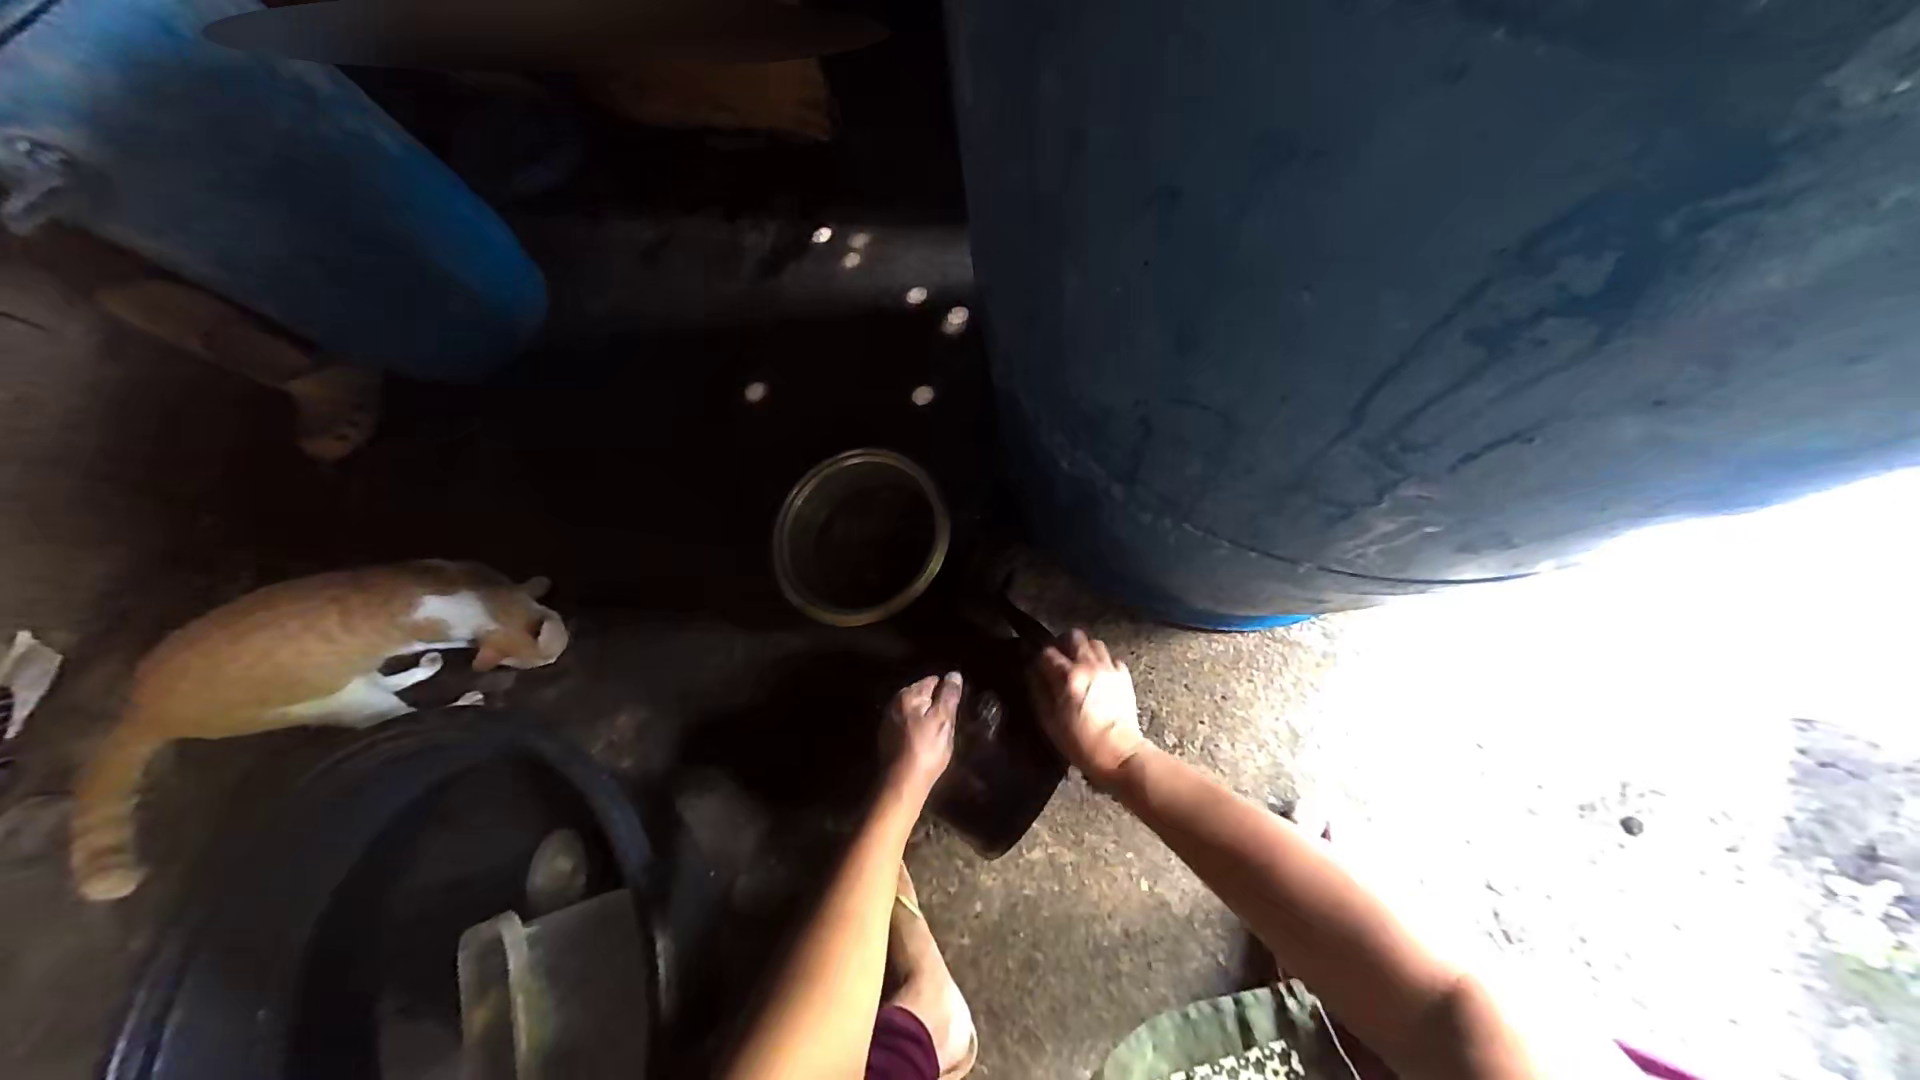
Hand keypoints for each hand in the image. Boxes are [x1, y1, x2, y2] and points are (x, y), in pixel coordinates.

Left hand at [886, 671, 960, 796]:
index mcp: (908, 694)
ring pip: (914, 711)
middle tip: (947, 725)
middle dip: (936, 705)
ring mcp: (888, 720)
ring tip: (937, 737)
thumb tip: (954, 674)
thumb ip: (949, 695)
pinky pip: (907, 725)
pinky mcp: (887, 737)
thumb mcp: (944, 720)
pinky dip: (916, 730)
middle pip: (922, 695)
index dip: (947, 692)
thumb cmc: (926, 750)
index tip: (954, 709)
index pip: (933, 680)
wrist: (901, 783)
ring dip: (926, 718)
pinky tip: (923, 744)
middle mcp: (894, 702)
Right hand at [1030, 629, 1143, 785]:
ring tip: (1080, 664)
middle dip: (1063, 643)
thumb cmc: (1080, 743)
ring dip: (1085, 649)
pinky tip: (1099, 676)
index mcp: (1068, 677)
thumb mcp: (1050, 722)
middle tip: (1060, 658)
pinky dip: (1103, 662)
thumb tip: (1032, 673)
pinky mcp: (1124, 677)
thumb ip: (1039, 692)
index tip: (1038, 666)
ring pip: (1095, 643)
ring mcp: (1109, 669)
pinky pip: (1112, 659)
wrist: (1120, 754)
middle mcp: (1089, 666)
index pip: (1048, 652)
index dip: (1040, 657)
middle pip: (1074, 636)